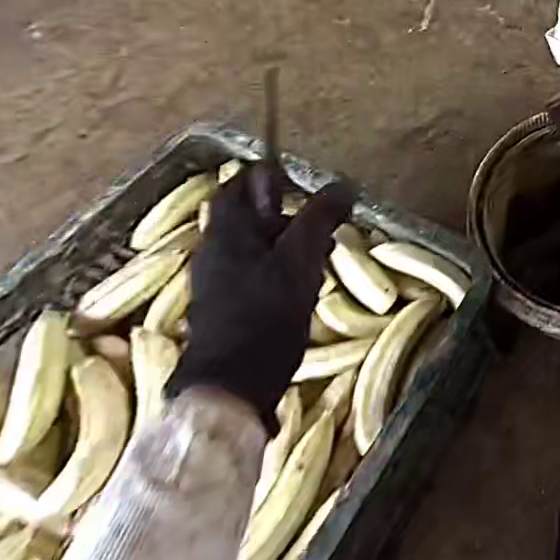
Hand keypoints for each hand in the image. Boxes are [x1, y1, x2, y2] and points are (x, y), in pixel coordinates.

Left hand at [165, 164, 354, 433]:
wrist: (235, 382)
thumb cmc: (267, 313)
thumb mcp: (301, 258)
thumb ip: (319, 218)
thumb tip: (344, 185)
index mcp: (226, 232)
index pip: (241, 184)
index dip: (273, 177)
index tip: (308, 185)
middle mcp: (216, 250)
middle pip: (252, 214)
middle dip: (290, 212)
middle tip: (326, 221)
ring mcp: (220, 279)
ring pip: (259, 243)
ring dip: (291, 241)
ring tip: (324, 254)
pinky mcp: (230, 303)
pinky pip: (259, 269)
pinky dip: (285, 265)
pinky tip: (307, 283)